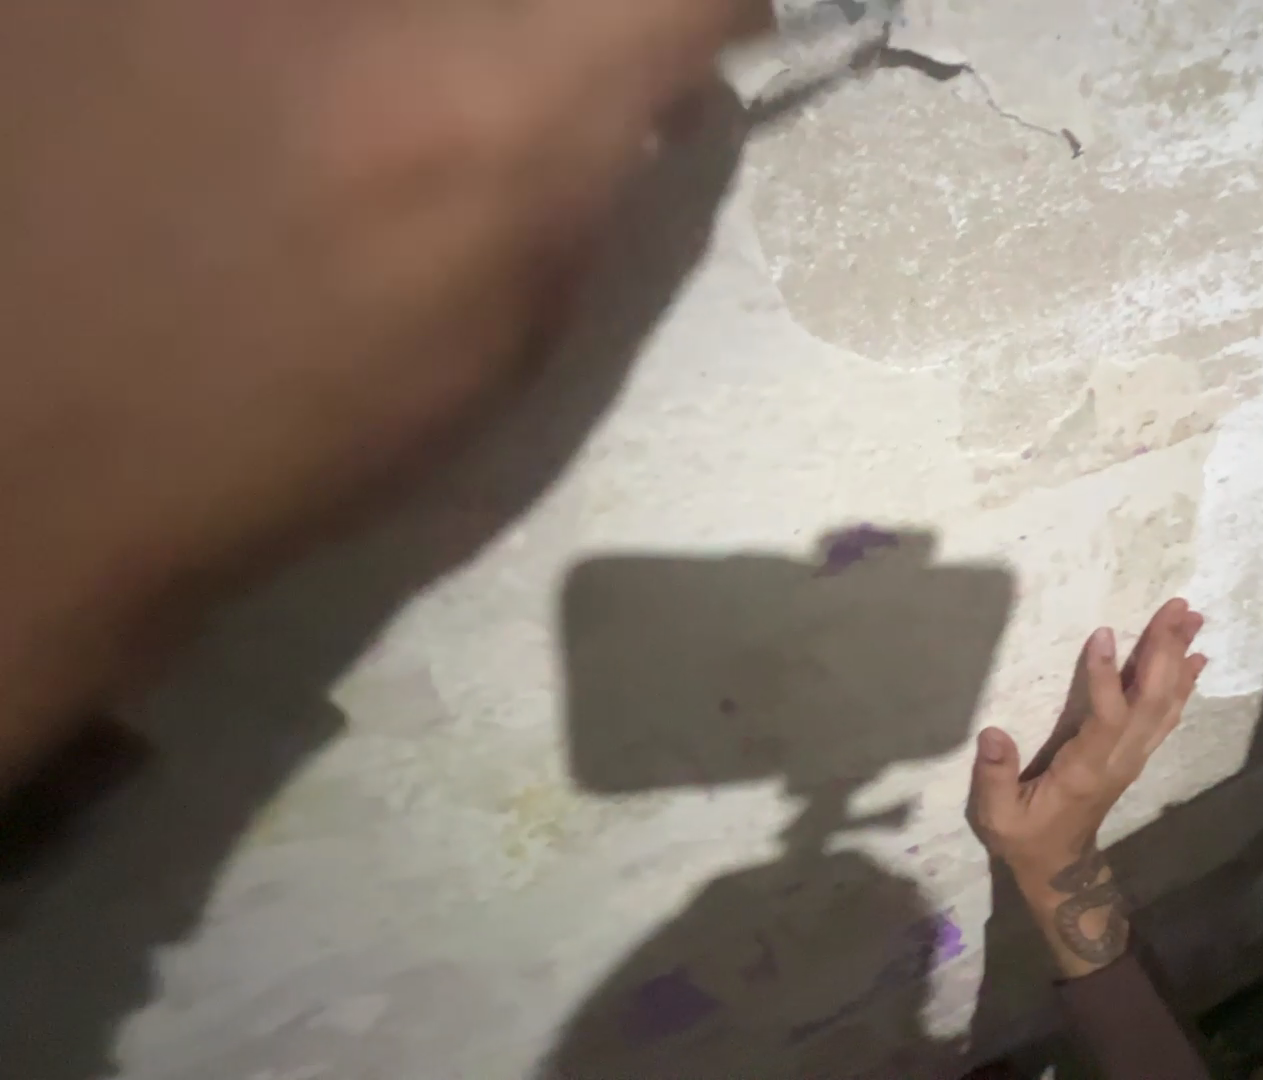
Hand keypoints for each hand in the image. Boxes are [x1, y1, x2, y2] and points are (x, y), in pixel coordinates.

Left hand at [0, 0, 767, 779]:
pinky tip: (304, 85)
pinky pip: (315, 4)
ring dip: (477, 32)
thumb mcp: (524, 333)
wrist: (40, 438)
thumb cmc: (332, 417)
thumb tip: (662, 104)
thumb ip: (606, 193)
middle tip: (586, 70)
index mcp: (497, 121)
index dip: (722, 3)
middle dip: (598, 14)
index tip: (726, 36)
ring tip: (419, 107)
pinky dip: (365, 35)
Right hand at [967, 599, 1206, 975]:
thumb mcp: (997, 817)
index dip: (1107, 678)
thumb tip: (991, 733)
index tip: (1103, 633)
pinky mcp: (1136, 753)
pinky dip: (1183, 683)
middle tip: (1177, 608)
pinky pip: (1167, 713)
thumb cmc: (1025, 838)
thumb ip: (994, 776)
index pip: (1106, 719)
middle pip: (1151, 701)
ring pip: (1165, 703)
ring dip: (1179, 658)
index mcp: (1086, 770)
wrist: (1061, 868)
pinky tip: (1194, 656)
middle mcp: (1120, 759)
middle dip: (1164, 651)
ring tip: (1192, 618)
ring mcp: (1134, 756)